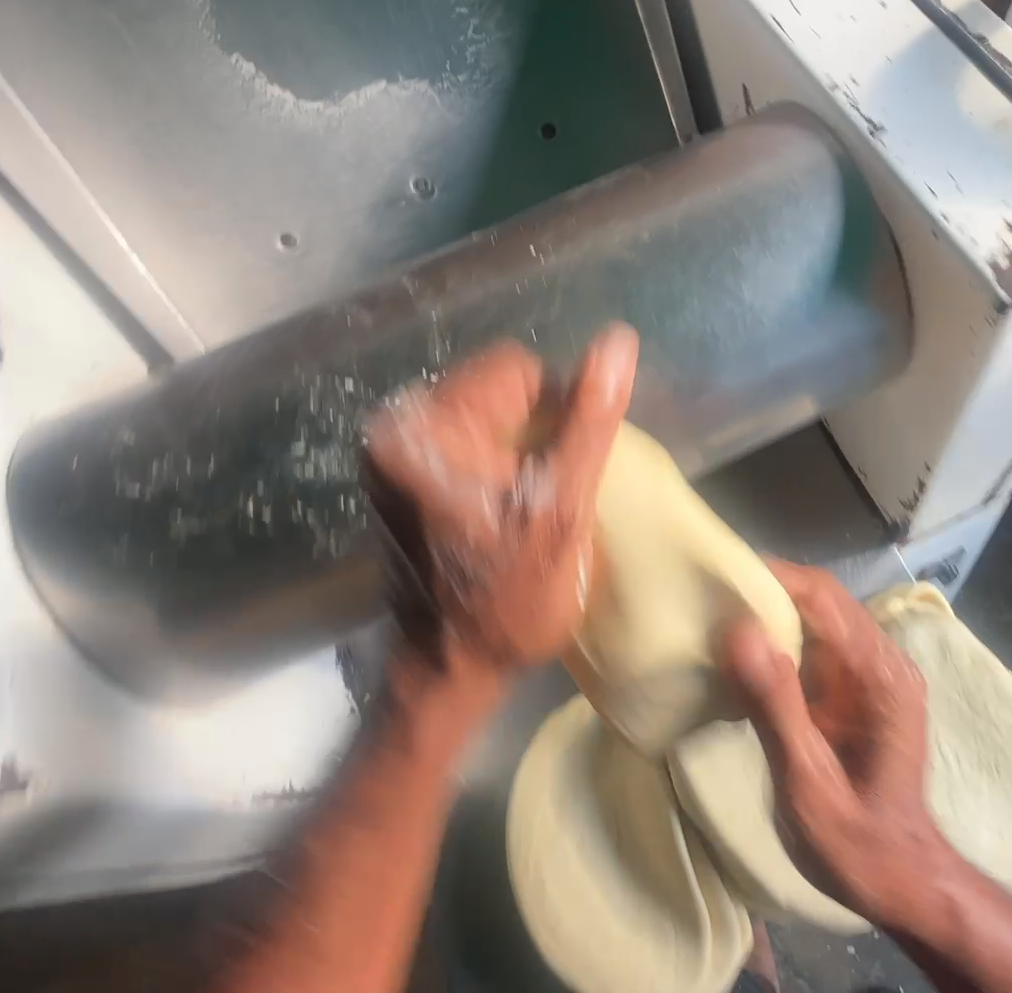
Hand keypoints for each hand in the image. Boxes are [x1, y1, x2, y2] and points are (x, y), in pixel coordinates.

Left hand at [366, 324, 637, 690]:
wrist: (448, 669)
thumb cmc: (510, 600)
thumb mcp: (562, 511)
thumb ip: (589, 423)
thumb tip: (618, 342)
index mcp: (427, 429)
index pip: (516, 370)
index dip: (559, 410)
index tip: (567, 467)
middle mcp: (395, 428)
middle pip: (497, 387)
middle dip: (536, 428)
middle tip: (550, 487)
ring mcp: (392, 453)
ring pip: (486, 412)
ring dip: (520, 445)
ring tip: (529, 500)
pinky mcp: (399, 475)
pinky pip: (465, 439)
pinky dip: (496, 460)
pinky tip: (505, 505)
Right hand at [721, 560, 957, 925]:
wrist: (899, 880)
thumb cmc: (856, 843)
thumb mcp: (807, 781)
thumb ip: (775, 705)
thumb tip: (738, 630)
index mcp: (879, 677)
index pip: (823, 598)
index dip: (771, 578)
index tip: (717, 579)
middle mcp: (884, 662)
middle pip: (822, 599)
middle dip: (765, 591)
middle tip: (706, 599)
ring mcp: (875, 674)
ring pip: (818, 617)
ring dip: (769, 614)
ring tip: (715, 619)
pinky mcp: (860, 689)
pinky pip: (817, 644)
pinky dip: (779, 641)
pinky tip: (744, 657)